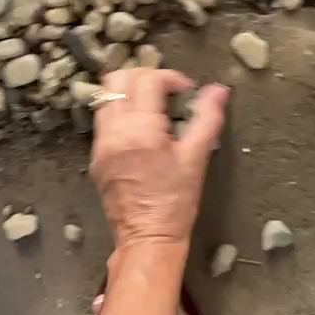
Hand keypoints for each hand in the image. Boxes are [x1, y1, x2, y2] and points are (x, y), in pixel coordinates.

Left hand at [89, 68, 227, 249]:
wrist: (147, 238)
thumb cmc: (176, 201)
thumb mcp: (196, 159)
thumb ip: (207, 119)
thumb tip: (218, 90)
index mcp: (141, 129)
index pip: (148, 80)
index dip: (171, 78)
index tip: (187, 92)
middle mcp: (114, 131)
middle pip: (119, 79)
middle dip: (145, 76)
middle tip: (167, 91)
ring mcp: (100, 144)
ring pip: (106, 97)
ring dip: (130, 92)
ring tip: (153, 107)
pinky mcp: (95, 157)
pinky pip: (103, 120)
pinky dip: (121, 112)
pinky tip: (141, 129)